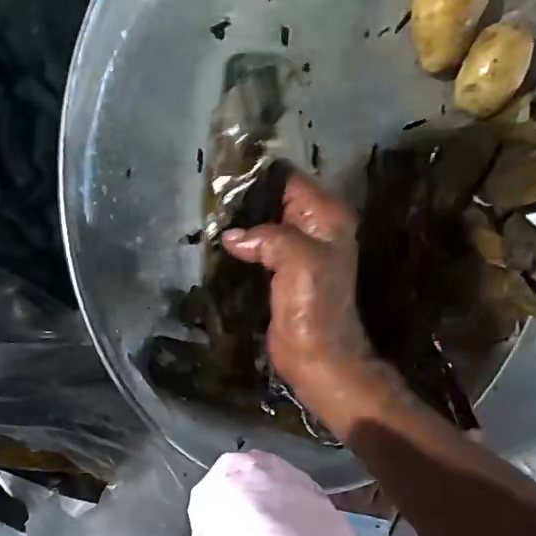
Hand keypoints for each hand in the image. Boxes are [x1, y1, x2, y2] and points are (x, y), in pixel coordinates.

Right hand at [219, 174, 403, 433]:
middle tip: (209, 200)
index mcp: (328, 218)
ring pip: (264, 225)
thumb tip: (232, 236)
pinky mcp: (282, 274)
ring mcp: (299, 253)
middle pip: (276, 201)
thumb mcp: (299, 261)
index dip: (259, 177)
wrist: (317, 358)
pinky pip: (258, 248)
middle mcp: (316, 229)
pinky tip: (219, 246)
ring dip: (240, 224)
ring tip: (208, 219)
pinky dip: (241, 246)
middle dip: (245, 200)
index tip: (223, 177)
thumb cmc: (314, 309)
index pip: (291, 181)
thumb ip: (270, 237)